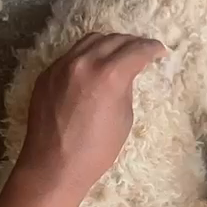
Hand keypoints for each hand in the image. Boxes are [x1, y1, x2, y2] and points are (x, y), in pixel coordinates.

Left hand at [15, 33, 167, 195]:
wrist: (53, 167)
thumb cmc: (95, 151)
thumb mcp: (123, 119)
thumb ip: (125, 88)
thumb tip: (124, 75)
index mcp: (108, 75)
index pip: (136, 50)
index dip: (152, 48)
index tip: (159, 51)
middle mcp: (83, 62)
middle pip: (114, 39)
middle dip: (132, 43)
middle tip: (142, 52)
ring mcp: (61, 66)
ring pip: (90, 41)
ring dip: (109, 44)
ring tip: (118, 54)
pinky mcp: (46, 74)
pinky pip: (71, 55)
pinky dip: (87, 55)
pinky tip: (93, 67)